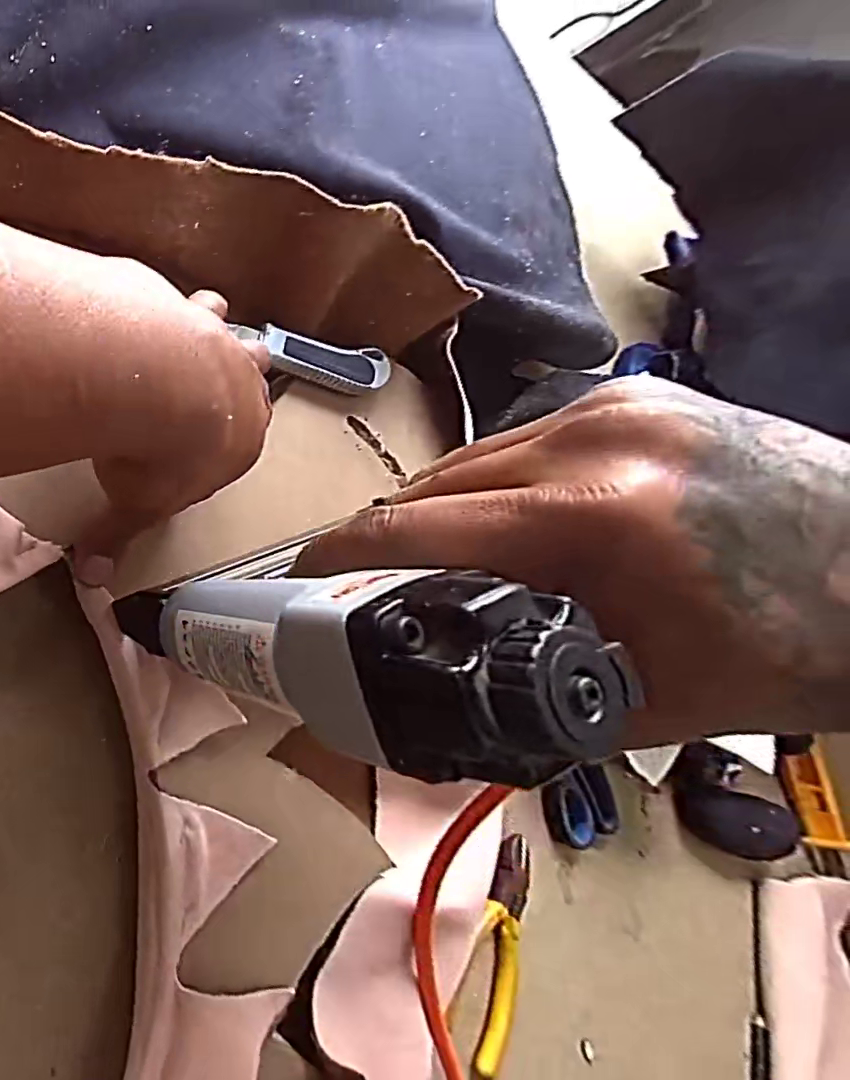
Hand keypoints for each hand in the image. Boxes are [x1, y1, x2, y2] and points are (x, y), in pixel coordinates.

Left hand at [76, 287, 271, 576]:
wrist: (157, 386)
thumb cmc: (160, 457)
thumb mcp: (135, 506)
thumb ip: (114, 537)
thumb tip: (92, 578)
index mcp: (241, 438)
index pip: (244, 436)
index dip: (225, 433)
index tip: (206, 432)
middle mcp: (238, 382)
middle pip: (250, 371)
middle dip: (236, 372)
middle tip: (214, 369)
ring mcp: (213, 337)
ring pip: (224, 324)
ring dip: (209, 322)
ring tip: (195, 317)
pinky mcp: (178, 305)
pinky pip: (171, 298)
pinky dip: (155, 302)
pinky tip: (128, 302)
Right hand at [297, 378, 849, 746]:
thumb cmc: (805, 642)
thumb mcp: (635, 690)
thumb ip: (507, 688)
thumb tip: (422, 699)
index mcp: (594, 517)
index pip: (402, 528)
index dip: (332, 557)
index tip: (300, 579)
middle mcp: (594, 442)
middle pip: (419, 492)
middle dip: (385, 542)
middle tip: (374, 583)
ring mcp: (610, 408)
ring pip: (454, 464)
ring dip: (432, 511)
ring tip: (440, 554)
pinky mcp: (625, 396)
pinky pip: (504, 444)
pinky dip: (482, 484)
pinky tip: (500, 516)